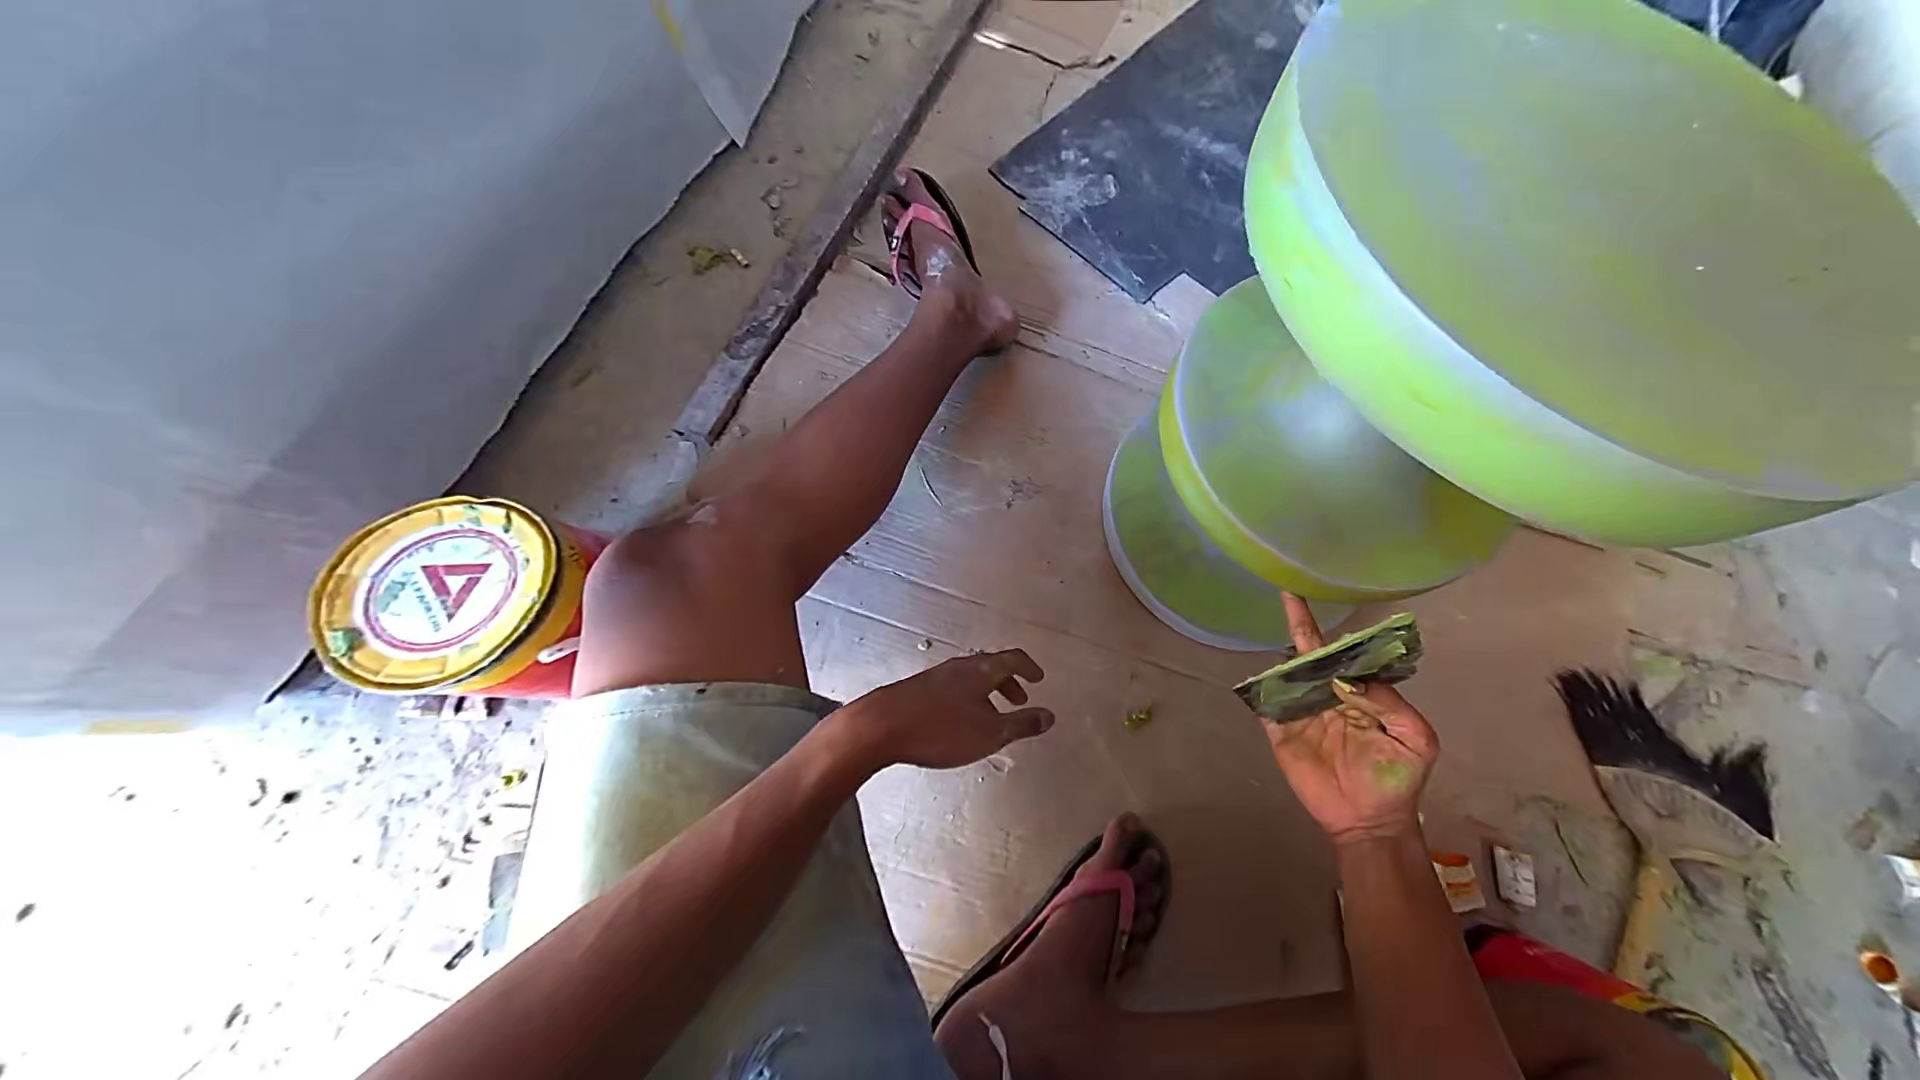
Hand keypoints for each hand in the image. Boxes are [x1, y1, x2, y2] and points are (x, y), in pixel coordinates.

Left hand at [832, 649, 1052, 770]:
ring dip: (986, 693)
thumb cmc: (939, 729)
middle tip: (1019, 699)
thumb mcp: (990, 733)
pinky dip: (965, 699)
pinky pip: (951, 689)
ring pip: (969, 678)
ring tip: (990, 716)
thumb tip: (1049, 716)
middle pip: (990, 667)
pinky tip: (958, 723)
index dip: (1028, 668)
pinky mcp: (916, 691)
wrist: (880, 727)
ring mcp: (935, 678)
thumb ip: (1021, 724)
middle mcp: (958, 667)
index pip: (1012, 660)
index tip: (1038, 678)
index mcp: (980, 671)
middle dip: (1008, 682)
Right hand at [1263, 594, 1438, 843]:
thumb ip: (1389, 702)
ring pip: (1286, 677)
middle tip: (1289, 595)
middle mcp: (1326, 696)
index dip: (1331, 630)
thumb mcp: (1415, 738)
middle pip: (1309, 657)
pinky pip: (1267, 707)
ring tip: (1275, 631)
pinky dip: (1260, 692)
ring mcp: (1301, 713)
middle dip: (1300, 626)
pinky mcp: (1280, 733)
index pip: (1342, 656)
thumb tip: (1347, 678)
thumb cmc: (1397, 779)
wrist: (1369, 821)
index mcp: (1357, 694)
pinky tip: (1258, 678)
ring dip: (1282, 657)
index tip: (1320, 601)